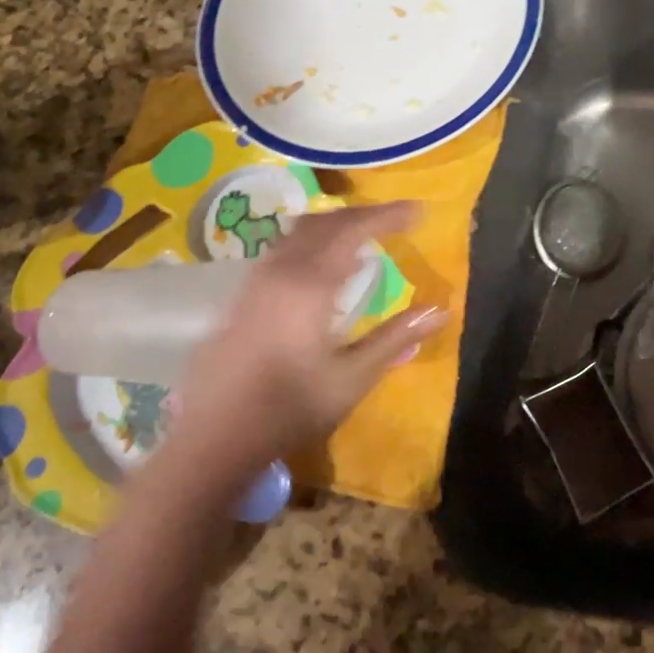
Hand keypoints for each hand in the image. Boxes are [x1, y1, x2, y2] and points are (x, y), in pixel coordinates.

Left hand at [175, 202, 449, 460]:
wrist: (212, 441)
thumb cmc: (289, 410)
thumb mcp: (352, 378)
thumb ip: (396, 338)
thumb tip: (441, 310)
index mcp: (310, 284)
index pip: (354, 230)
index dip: (388, 215)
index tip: (418, 211)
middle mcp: (280, 271)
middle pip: (323, 223)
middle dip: (362, 215)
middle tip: (394, 221)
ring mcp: (254, 283)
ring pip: (298, 234)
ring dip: (333, 227)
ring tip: (362, 240)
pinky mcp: (239, 299)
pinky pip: (282, 251)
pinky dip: (311, 244)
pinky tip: (322, 271)